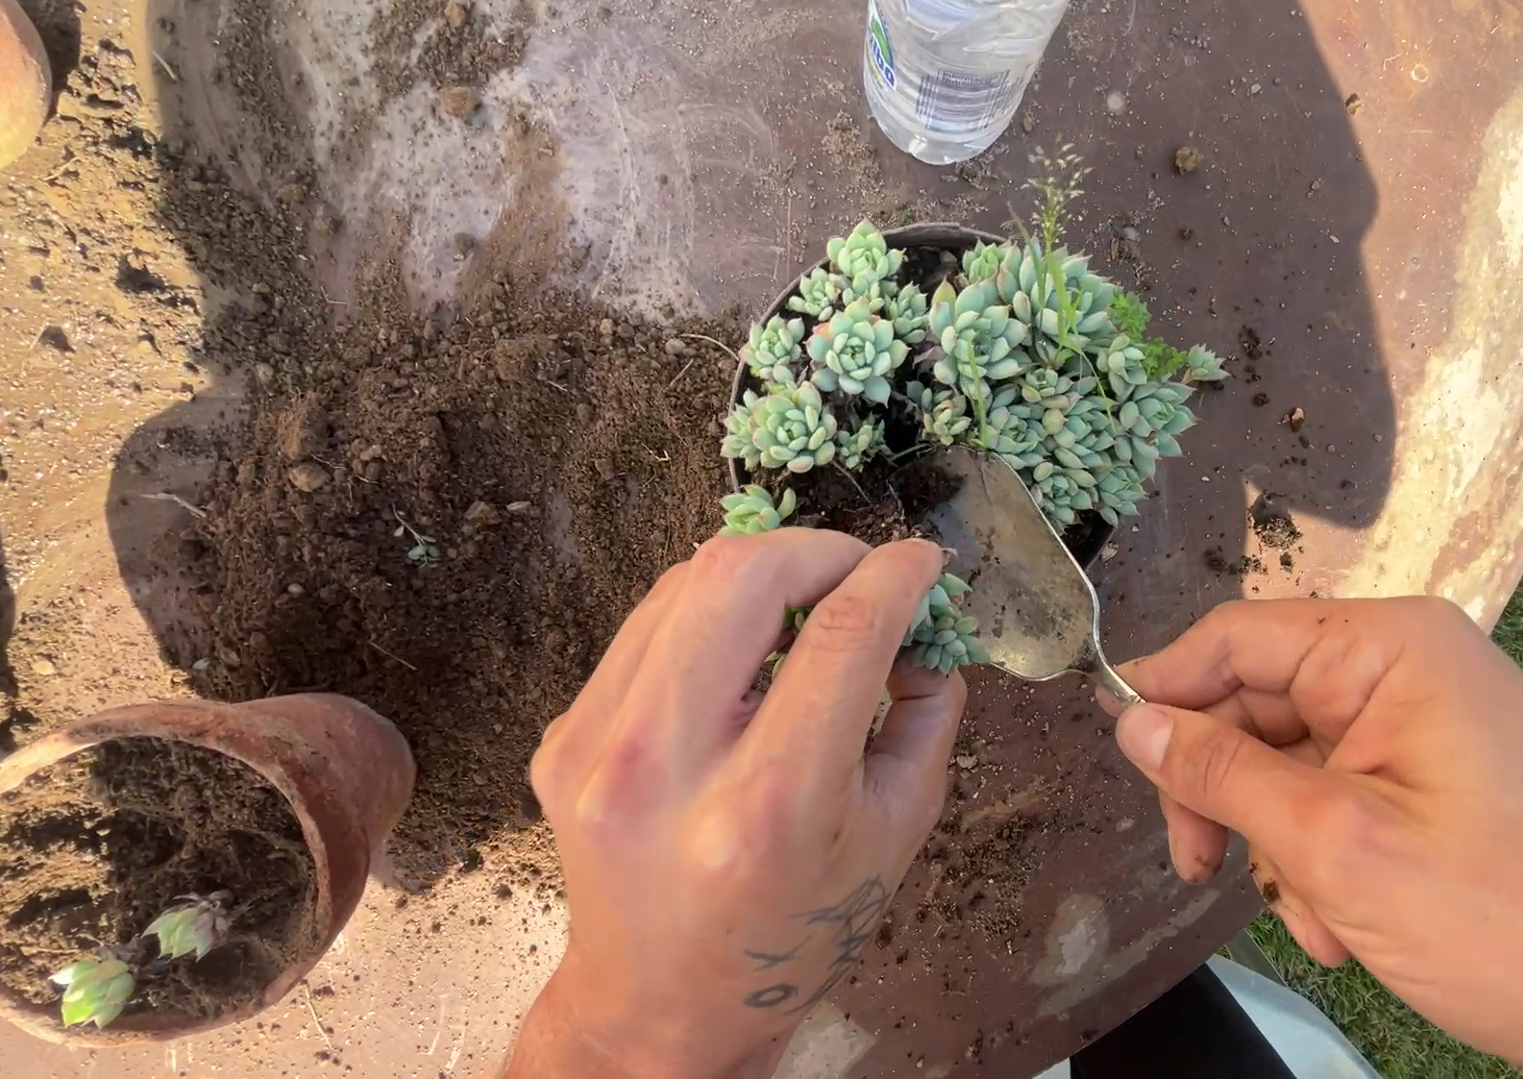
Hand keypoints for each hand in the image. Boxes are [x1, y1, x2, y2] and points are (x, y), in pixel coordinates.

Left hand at [508, 530, 964, 1078]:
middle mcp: (669, 763)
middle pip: (745, 574)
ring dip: (770, 567)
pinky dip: (717, 602)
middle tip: (860, 572)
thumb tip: (924, 631)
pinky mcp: (565, 733)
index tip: (924, 561)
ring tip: (808, 600)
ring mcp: (596, 743)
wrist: (660, 1002)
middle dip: (823, 549)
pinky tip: (748, 637)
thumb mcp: (899, 830)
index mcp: (773, 803)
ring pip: (690, 577)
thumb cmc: (799, 927)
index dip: (897, 575)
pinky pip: (654, 616)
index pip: (845, 634)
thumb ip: (927, 714)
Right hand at [1105, 598, 1522, 1078]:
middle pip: (1254, 702)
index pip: (1233, 638)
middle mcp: (1397, 666)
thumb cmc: (1510, 920)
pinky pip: (1329, 789)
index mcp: (1384, 647)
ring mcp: (1414, 719)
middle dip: (1222, 788)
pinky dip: (1316, 851)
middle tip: (1198, 866)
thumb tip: (1128, 720)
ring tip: (1307, 917)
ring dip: (1273, 838)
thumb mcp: (1336, 846)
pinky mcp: (1426, 770)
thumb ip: (1220, 772)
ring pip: (1284, 757)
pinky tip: (1343, 921)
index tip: (1119, 749)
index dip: (1165, 686)